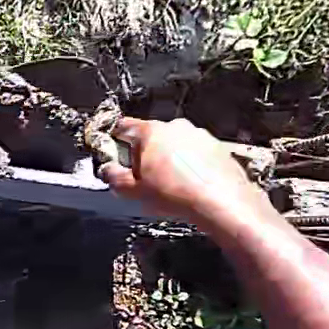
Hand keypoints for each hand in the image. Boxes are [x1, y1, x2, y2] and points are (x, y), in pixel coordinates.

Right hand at [99, 117, 275, 231]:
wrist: (220, 202)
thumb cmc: (175, 194)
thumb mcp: (133, 191)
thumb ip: (114, 177)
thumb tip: (108, 170)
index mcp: (151, 132)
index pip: (124, 126)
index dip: (114, 139)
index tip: (113, 152)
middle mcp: (176, 127)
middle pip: (151, 137)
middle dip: (144, 156)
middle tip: (143, 180)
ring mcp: (199, 135)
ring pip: (175, 145)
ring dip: (168, 161)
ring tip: (169, 187)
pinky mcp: (217, 147)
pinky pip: (195, 154)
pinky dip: (189, 166)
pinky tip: (188, 186)